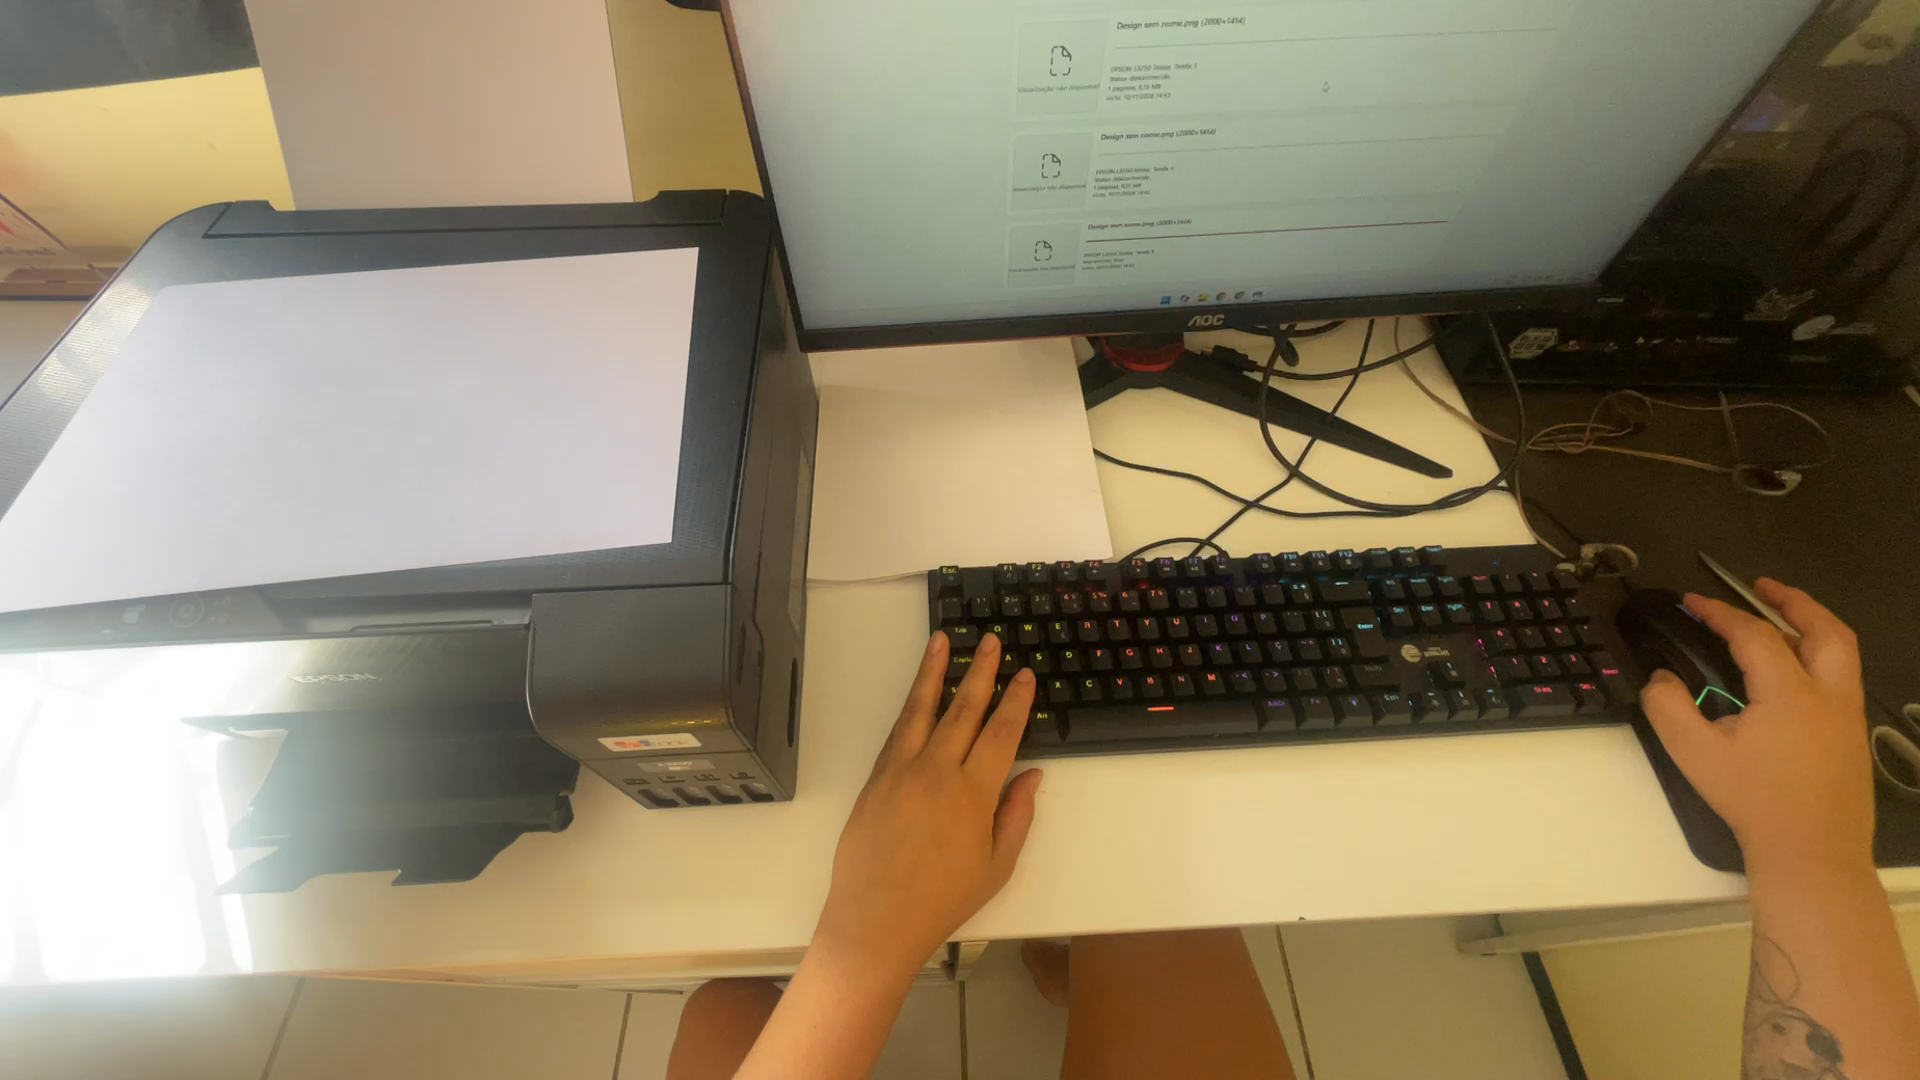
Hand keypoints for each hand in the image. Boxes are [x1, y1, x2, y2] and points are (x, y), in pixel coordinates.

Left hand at [813, 631, 1042, 976]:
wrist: (876, 920)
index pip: (1002, 732)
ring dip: (934, 671)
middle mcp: (937, 770)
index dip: (1016, 700)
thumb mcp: (996, 866)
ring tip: (941, 640)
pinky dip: (910, 704)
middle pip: (963, 708)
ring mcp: (902, 769)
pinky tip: (918, 690)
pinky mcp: (877, 776)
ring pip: (922, 707)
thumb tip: (1032, 774)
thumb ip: (1017, 815)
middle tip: (990, 640)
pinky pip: (897, 730)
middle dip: (980, 670)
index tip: (1024, 675)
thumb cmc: (943, 900)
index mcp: (973, 793)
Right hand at [1639, 580, 1873, 877]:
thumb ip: (1667, 704)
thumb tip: (1663, 677)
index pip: (1756, 637)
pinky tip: (1786, 663)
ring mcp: (1847, 716)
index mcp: (1790, 696)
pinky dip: (1814, 652)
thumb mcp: (1690, 750)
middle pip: (1828, 633)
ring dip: (1810, 625)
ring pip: (1842, 654)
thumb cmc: (1751, 797)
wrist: (1811, 848)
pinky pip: (1838, 675)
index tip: (1691, 601)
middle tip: (1761, 586)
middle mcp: (1830, 698)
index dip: (1721, 613)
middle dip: (1795, 602)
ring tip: (1777, 614)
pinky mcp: (1849, 733)